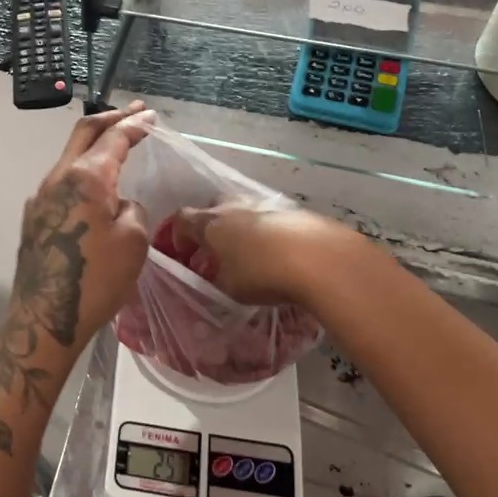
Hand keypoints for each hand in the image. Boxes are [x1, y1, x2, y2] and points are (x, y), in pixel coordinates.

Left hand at [6, 102, 156, 359]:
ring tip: (118, 144)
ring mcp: (40, 197)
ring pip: (70, 157)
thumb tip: (119, 203)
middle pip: (84, 134)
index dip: (134, 124)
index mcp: (85, 178)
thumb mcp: (133, 242)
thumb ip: (132, 209)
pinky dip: (84, 172)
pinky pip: (63, 182)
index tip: (151, 117)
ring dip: (95, 146)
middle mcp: (58, 178)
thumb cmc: (97, 280)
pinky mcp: (34, 217)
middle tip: (136, 112)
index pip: (113, 137)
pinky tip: (96, 186)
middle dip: (111, 119)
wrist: (45, 318)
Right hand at [173, 205, 388, 309]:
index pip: (182, 219)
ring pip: (245, 212)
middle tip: (216, 252)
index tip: (183, 253)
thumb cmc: (262, 273)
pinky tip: (281, 256)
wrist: (319, 257)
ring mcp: (266, 206)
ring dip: (243, 229)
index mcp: (211, 224)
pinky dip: (270, 234)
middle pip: (214, 209)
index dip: (178, 234)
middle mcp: (234, 207)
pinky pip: (272, 221)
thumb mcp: (230, 290)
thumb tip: (211, 288)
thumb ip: (215, 285)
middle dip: (211, 228)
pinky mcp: (294, 212)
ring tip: (251, 255)